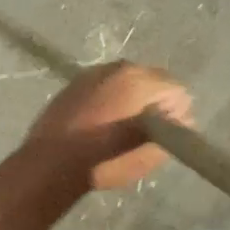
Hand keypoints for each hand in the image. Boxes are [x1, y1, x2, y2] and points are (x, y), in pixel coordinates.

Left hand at [24, 62, 191, 190]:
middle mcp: (117, 68)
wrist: (51, 161)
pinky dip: (110, 94)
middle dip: (154, 99)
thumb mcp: (150, 153)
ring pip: (127, 77)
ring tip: (124, 123)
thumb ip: (172, 132)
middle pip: (151, 78)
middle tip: (148, 127)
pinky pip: (104, 82)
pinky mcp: (74, 81)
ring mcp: (93, 71)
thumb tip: (179, 121)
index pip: (176, 90)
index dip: (176, 112)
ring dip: (131, 95)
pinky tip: (103, 117)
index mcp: (139, 82)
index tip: (168, 132)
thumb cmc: (104, 160)